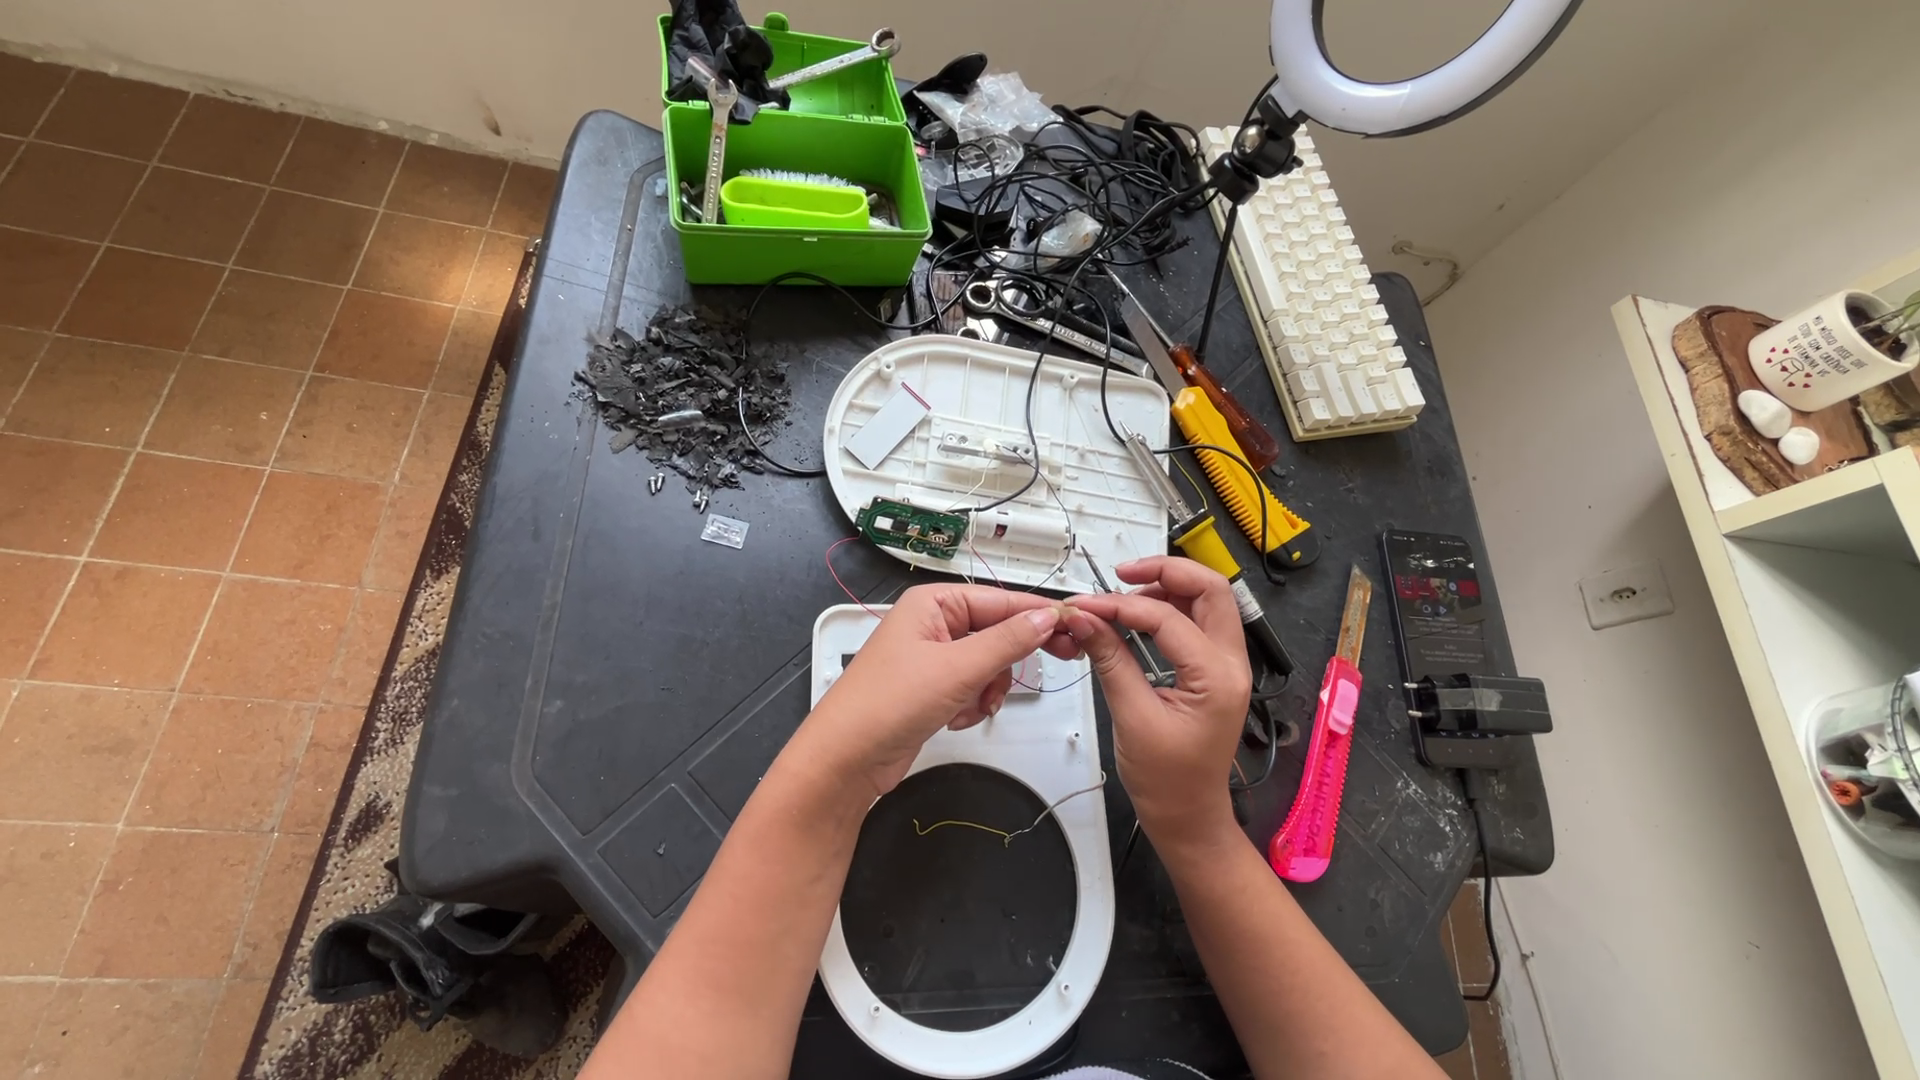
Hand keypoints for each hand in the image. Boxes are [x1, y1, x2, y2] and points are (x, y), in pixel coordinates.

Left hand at [803, 585, 1075, 798]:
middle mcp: (932, 624)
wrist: (846, 759)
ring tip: (971, 705)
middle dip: (1005, 662)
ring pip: (988, 664)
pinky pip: (973, 688)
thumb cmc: (886, 704)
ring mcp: (931, 658)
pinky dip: (973, 704)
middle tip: (1038, 668)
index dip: (1038, 614)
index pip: (1000, 600)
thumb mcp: (958, 668)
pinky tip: (955, 718)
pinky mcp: (932, 688)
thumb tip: (1045, 617)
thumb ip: (1008, 641)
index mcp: (933, 603)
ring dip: (988, 689)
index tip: (1074, 626)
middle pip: (996, 632)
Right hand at [1064, 557, 1251, 846]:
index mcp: (1216, 677)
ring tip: (1124, 596)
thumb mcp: (1131, 716)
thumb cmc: (1164, 779)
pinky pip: (1200, 622)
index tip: (1082, 607)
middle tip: (1121, 574)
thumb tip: (1082, 617)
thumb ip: (1109, 659)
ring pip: (1208, 601)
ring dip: (1169, 587)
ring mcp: (1228, 665)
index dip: (1120, 604)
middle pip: (1211, 589)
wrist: (1189, 816)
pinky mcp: (1215, 671)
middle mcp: (1232, 663)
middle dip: (1166, 570)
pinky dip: (1171, 608)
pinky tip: (1138, 615)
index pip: (1167, 617)